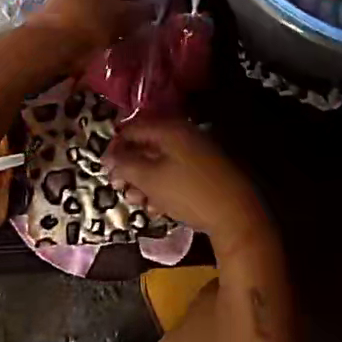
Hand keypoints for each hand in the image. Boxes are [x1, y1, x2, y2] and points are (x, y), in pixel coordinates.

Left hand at [27, 0, 148, 64]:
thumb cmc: (94, 23)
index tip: (142, 19)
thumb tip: (150, 9)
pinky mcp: (47, 19)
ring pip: (88, 11)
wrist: (52, 44)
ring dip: (99, 24)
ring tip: (110, 41)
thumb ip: (143, 11)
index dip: (135, 2)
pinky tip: (91, 46)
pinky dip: (84, 33)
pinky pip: (75, 25)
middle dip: (116, 13)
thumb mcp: (128, 17)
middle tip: (127, 30)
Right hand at [107, 120, 271, 253]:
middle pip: (147, 146)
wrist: (235, 212)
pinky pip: (176, 174)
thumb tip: (108, 156)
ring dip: (145, 183)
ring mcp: (197, 153)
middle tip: (121, 190)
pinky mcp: (205, 171)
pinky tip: (159, 208)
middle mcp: (184, 135)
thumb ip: (126, 164)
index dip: (115, 147)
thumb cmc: (188, 191)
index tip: (105, 169)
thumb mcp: (150, 179)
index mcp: (171, 129)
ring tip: (139, 202)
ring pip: (161, 163)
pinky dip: (163, 188)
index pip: (133, 128)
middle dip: (130, 169)